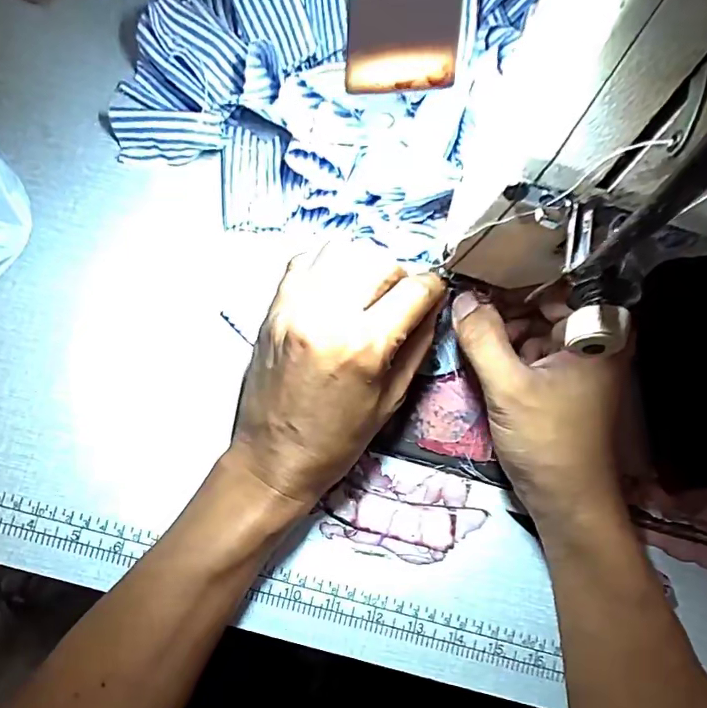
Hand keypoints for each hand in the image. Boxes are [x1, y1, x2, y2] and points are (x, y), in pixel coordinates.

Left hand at [231, 242, 446, 507]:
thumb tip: (433, 307)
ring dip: (365, 264)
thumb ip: (417, 347)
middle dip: (399, 276)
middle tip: (398, 302)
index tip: (433, 297)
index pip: (414, 288)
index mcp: (363, 347)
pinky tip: (337, 290)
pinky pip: (308, 258)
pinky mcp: (272, 306)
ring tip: (367, 293)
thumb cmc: (335, 442)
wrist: (272, 459)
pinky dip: (330, 265)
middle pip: (380, 259)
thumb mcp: (390, 402)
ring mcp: (294, 306)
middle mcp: (327, 316)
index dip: (433, 289)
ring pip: (344, 248)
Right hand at [449, 287, 628, 521]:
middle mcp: (597, 340)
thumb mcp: (507, 387)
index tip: (476, 270)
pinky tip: (486, 357)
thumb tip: (461, 298)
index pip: (557, 282)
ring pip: (539, 330)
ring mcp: (583, 364)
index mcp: (598, 332)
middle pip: (547, 305)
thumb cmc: (547, 443)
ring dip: (506, 331)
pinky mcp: (567, 385)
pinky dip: (513, 354)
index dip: (516, 274)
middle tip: (466, 302)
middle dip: (506, 305)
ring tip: (470, 331)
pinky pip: (538, 355)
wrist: (568, 502)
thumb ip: (482, 338)